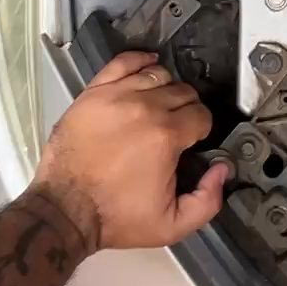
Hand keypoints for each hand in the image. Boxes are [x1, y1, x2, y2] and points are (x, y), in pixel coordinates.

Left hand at [30, 51, 228, 252]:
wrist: (65, 211)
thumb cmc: (114, 216)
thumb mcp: (172, 225)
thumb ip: (208, 201)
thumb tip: (221, 170)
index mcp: (165, 136)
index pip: (201, 115)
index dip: (201, 129)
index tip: (192, 140)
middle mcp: (144, 109)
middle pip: (183, 92)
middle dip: (186, 109)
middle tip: (177, 127)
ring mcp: (116, 96)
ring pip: (158, 75)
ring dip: (166, 88)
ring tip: (160, 106)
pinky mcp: (94, 93)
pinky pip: (123, 62)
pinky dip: (139, 60)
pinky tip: (147, 67)